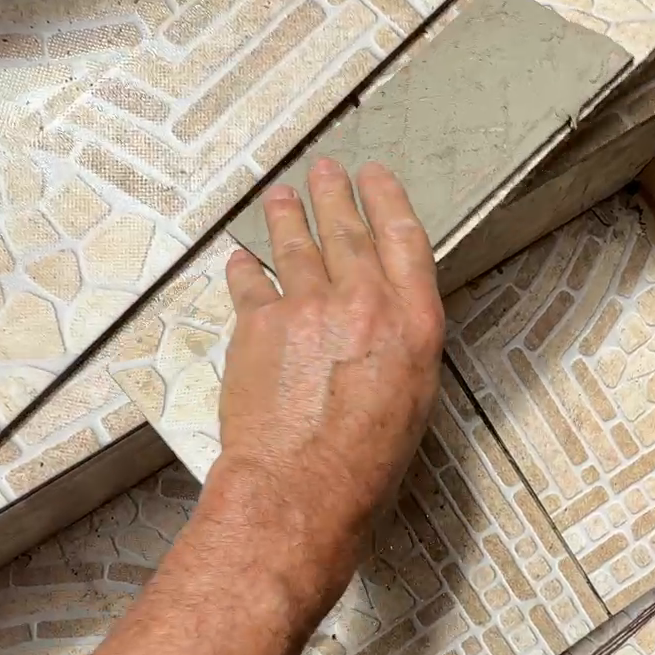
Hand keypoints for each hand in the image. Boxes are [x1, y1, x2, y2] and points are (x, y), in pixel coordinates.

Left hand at [206, 158, 444, 614]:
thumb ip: (400, 347)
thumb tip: (380, 323)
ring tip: (282, 196)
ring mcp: (308, 306)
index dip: (387, 200)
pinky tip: (241, 258)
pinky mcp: (259, 322)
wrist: (303, 486)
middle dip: (335, 193)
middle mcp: (364, 301)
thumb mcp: (413, 400)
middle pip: (347, 230)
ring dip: (288, 216)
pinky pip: (251, 281)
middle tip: (325, 168)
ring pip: (296, 244)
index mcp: (412, 323)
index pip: (403, 240)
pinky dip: (246, 268)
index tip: (375, 174)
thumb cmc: (369, 461)